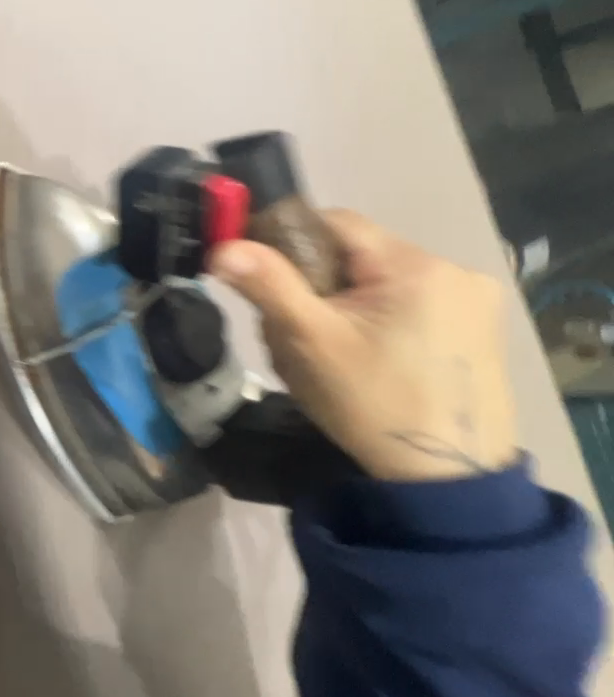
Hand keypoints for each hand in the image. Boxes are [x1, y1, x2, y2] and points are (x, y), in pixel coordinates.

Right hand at [210, 210, 518, 482]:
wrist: (445, 474)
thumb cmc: (369, 400)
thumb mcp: (308, 340)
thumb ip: (267, 285)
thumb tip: (221, 246)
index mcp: (416, 266)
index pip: (332, 223)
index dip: (285, 243)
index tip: (259, 281)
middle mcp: (454, 270)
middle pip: (353, 255)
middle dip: (311, 285)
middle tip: (291, 332)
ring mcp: (473, 299)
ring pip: (374, 281)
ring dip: (338, 304)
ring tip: (326, 351)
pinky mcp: (475, 326)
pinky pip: (403, 303)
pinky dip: (370, 320)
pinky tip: (361, 357)